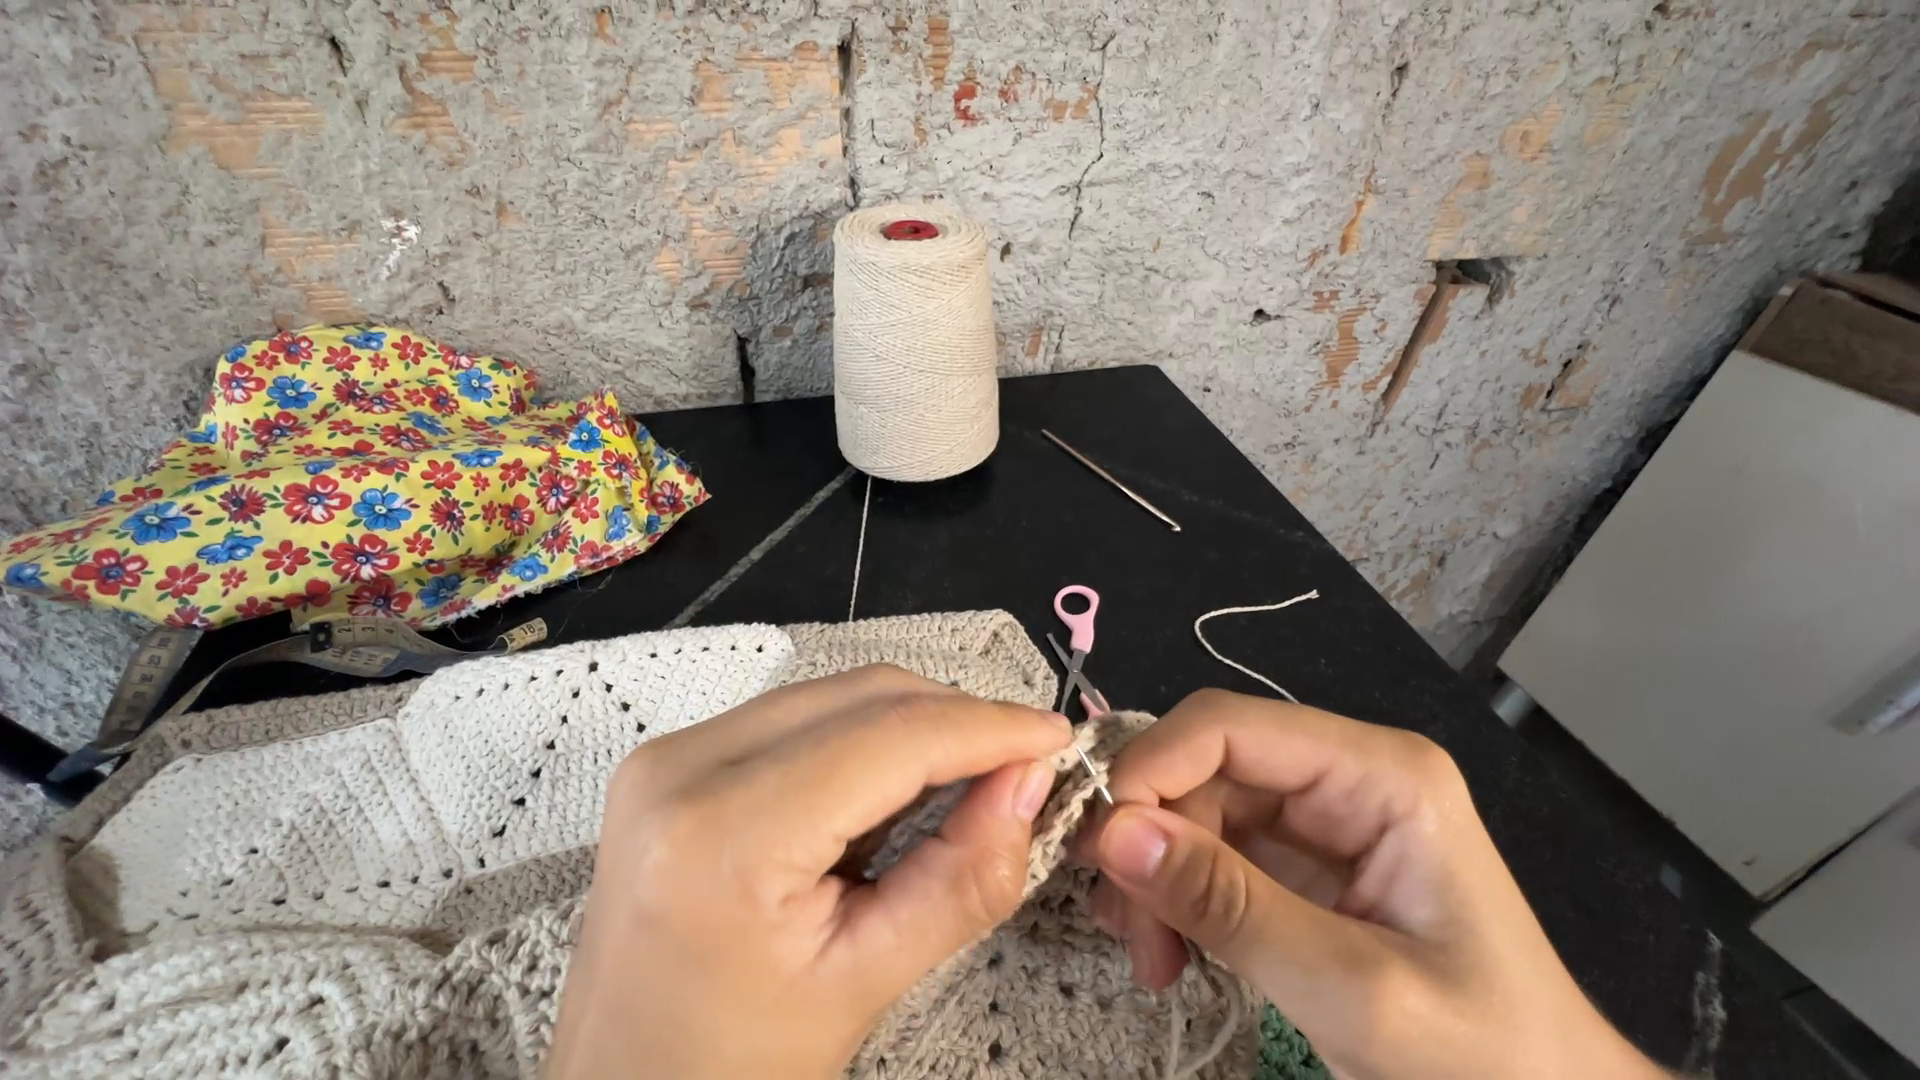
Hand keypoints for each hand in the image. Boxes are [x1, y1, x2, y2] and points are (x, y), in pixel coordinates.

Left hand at [547, 665, 1071, 1079]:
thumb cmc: (737, 1069)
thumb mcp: (866, 985)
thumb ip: (963, 879)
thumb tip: (1030, 782)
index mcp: (725, 835)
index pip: (889, 740)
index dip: (986, 728)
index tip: (1056, 737)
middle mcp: (685, 765)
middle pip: (862, 696)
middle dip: (956, 719)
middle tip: (1021, 763)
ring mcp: (671, 752)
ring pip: (834, 693)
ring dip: (914, 723)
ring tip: (967, 777)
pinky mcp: (674, 755)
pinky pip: (800, 715)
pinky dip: (865, 735)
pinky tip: (893, 786)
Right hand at [1077, 689, 1665, 1079]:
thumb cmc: (1485, 1061)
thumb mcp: (1353, 991)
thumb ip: (1229, 906)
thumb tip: (1112, 834)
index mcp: (1378, 773)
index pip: (1229, 725)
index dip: (1152, 766)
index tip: (1104, 848)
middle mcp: (1340, 775)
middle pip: (1202, 767)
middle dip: (1152, 840)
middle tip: (1128, 929)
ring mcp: (1314, 818)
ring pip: (1191, 809)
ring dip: (1154, 877)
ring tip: (1151, 958)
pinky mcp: (1293, 862)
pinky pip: (1205, 852)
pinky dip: (1172, 897)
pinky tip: (1167, 951)